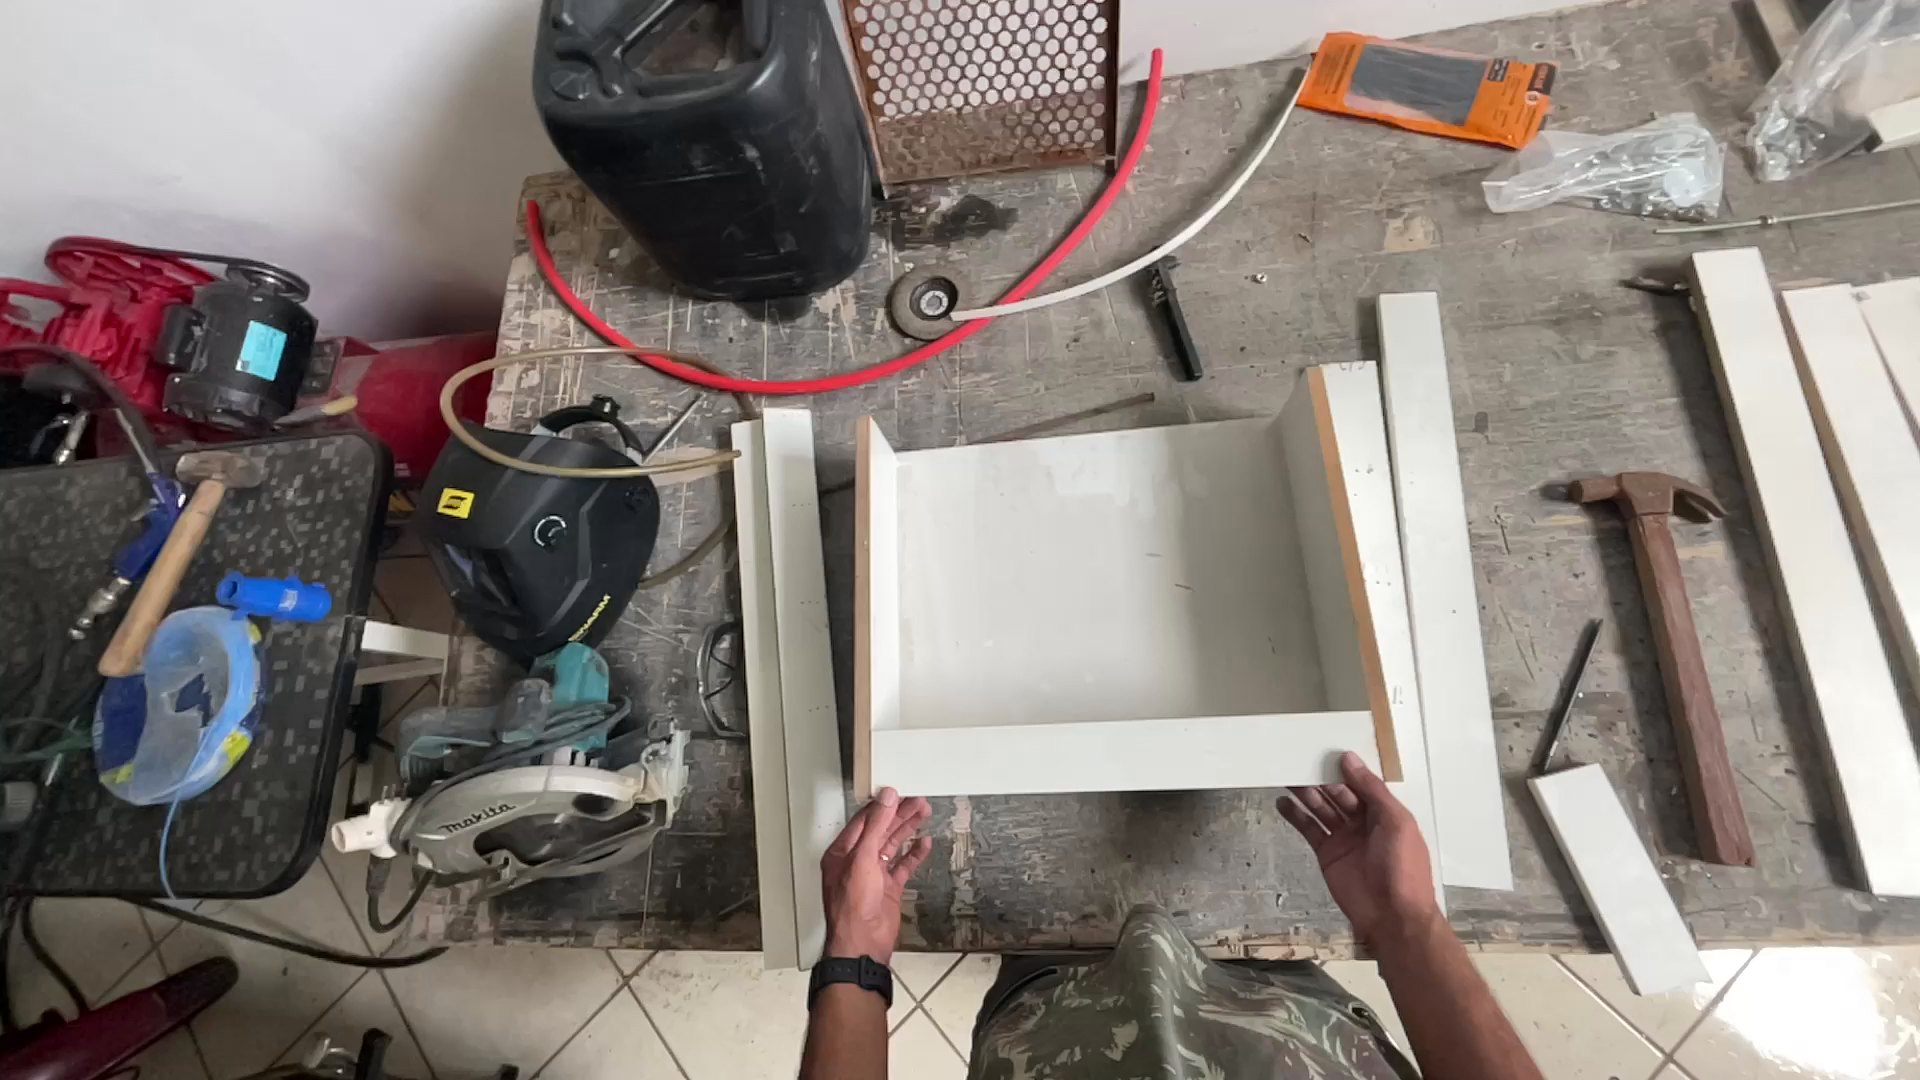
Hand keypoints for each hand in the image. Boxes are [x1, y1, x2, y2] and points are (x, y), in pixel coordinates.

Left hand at [820, 787, 932, 963]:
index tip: (898, 791)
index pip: (864, 820)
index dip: (882, 804)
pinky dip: (914, 854)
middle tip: (918, 800)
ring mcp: (874, 875)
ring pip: (893, 845)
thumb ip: (876, 825)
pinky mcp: (888, 888)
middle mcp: (857, 861)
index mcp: (843, 851)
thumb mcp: (863, 858)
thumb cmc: (852, 906)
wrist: (862, 945)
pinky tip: (924, 843)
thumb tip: (886, 796)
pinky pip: (903, 866)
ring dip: (907, 829)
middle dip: (899, 814)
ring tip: (924, 812)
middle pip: (880, 829)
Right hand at [1278, 751, 1440, 945]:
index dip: (1344, 768)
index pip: (1361, 784)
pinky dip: (1295, 815)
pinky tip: (1283, 803)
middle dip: (1320, 778)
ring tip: (1286, 776)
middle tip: (1297, 760)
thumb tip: (1350, 759)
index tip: (1324, 749)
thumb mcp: (1396, 822)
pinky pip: (1309, 828)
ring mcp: (1344, 838)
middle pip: (1338, 794)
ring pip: (1321, 808)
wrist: (1393, 917)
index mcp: (1385, 814)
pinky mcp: (1327, 853)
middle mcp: (1363, 823)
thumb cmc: (1402, 867)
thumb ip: (1372, 790)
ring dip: (1305, 793)